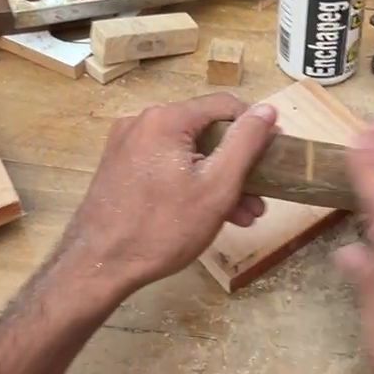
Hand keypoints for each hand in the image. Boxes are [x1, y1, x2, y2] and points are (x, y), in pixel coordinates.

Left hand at [55, 94, 278, 297]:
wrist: (98, 268)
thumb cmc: (163, 228)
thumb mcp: (217, 186)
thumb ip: (246, 142)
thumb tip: (267, 109)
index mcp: (167, 118)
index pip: (226, 106)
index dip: (256, 128)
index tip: (275, 155)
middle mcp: (143, 122)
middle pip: (207, 132)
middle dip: (238, 165)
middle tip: (259, 198)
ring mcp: (127, 145)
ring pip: (188, 152)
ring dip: (217, 179)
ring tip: (241, 215)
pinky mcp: (120, 167)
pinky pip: (167, 165)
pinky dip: (190, 183)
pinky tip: (208, 214)